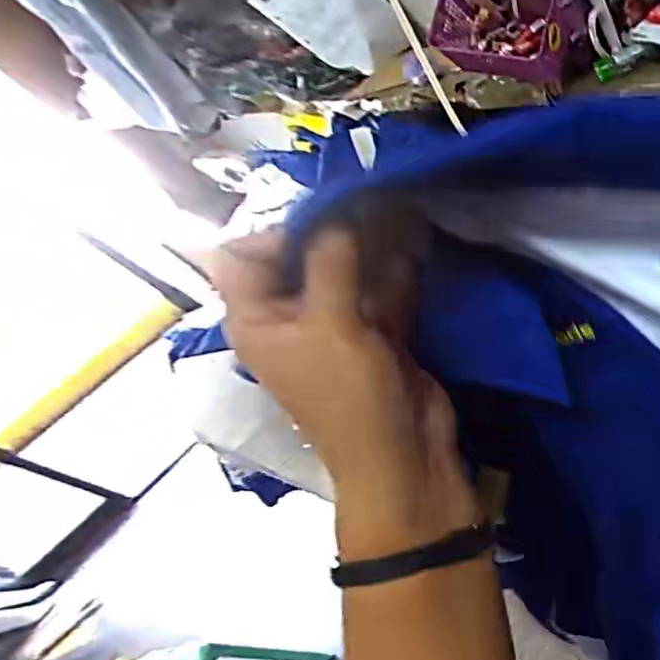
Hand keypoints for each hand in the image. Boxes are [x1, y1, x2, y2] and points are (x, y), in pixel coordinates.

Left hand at [203, 227, 477, 556]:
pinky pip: (383, 294)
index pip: (243, 254)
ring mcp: (341, 327)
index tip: (326, 219)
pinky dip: (397, 274)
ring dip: (372, 249)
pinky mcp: (381, 336)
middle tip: (370, 206)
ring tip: (398, 216)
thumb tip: (336, 213)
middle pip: (302, 259)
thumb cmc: (351, 397)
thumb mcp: (333, 326)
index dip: (276, 231)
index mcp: (257, 318)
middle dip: (335, 232)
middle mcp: (294, 317)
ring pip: (349, 274)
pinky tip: (416, 247)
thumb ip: (330, 264)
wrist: (404, 454)